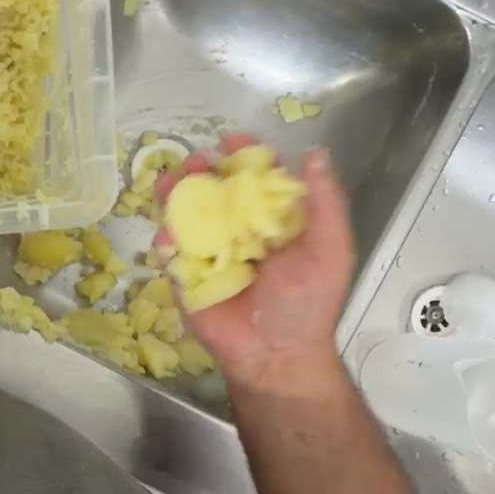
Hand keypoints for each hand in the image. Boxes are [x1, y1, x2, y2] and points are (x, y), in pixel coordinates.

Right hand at [156, 135, 353, 396]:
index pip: (254, 178)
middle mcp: (236, 229)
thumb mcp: (329, 249)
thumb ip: (324, 203)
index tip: (233, 140)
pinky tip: (169, 232)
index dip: (244, 156)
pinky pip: (169, 251)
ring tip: (171, 182)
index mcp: (270, 219)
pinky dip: (165, 237)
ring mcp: (206, 251)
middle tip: (195, 161)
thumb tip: (315, 153)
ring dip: (174, 194)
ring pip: (184, 214)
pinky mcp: (183, 274)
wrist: (276, 353)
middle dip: (199, 170)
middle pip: (212, 189)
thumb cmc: (306, 303)